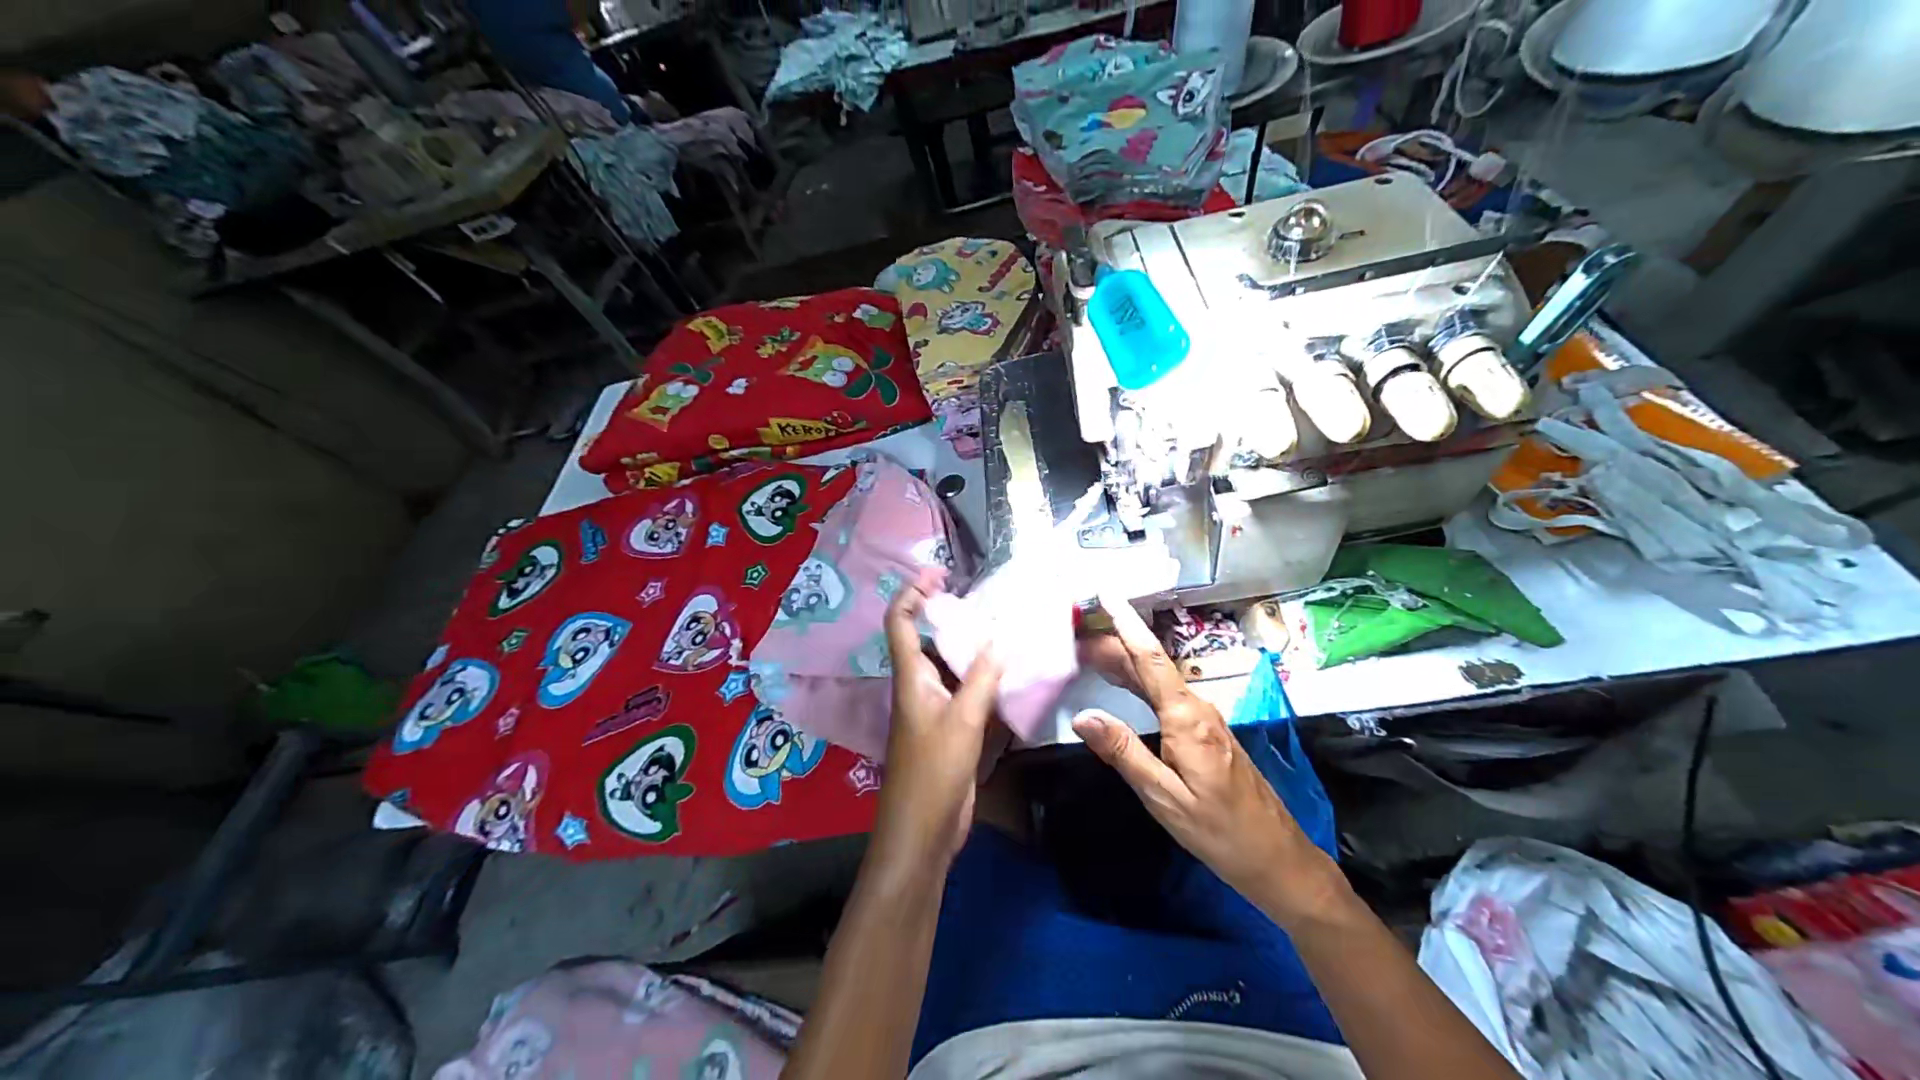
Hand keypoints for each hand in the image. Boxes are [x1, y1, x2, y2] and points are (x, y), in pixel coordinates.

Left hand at [875, 567, 1003, 872]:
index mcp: (911, 678)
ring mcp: (936, 709)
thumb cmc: (932, 773)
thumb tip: (1000, 637)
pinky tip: (1013, 673)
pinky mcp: (952, 729)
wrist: (922, 832)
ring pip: (953, 667)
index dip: (913, 593)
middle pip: (930, 640)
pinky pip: (968, 692)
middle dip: (954, 616)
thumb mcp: (962, 721)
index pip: (902, 622)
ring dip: (974, 648)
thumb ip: (982, 679)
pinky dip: (986, 679)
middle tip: (991, 601)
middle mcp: (920, 686)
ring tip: (1008, 629)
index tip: (939, 573)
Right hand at [1073, 590, 1338, 919]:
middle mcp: (1197, 709)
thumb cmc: (1218, 830)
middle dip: (1112, 644)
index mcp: (1186, 718)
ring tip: (1086, 654)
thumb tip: (1083, 715)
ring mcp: (1204, 719)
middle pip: (1150, 665)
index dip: (1126, 624)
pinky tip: (1121, 686)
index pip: (1150, 660)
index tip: (1106, 594)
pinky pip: (1165, 696)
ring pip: (1157, 680)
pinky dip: (1137, 684)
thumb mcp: (1163, 796)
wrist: (1275, 857)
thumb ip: (1123, 752)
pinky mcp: (1206, 732)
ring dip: (1123, 664)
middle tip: (1072, 634)